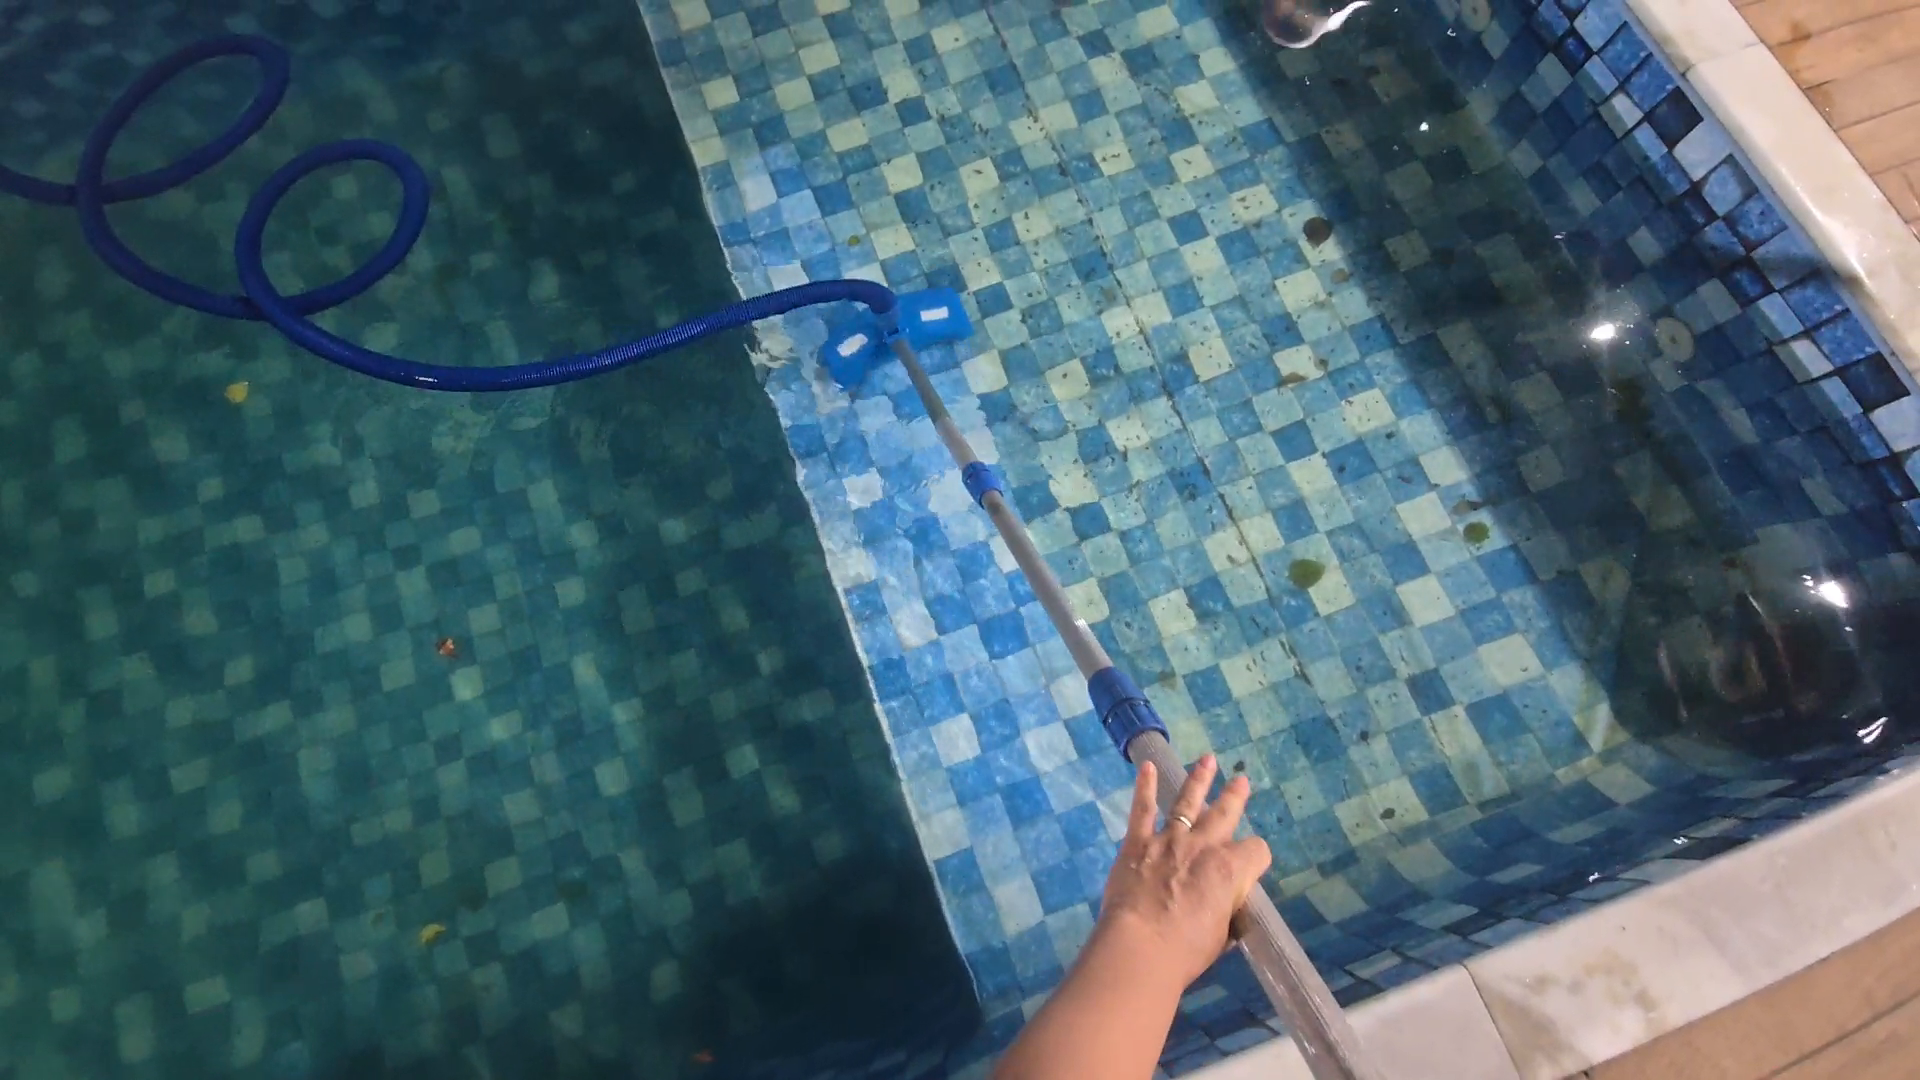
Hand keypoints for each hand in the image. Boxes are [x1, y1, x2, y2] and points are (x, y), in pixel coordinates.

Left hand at [1094, 755, 1272, 988]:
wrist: (1140, 945)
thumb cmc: (1186, 950)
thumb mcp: (1222, 934)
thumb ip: (1226, 910)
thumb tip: (1226, 904)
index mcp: (1229, 870)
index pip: (1256, 852)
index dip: (1257, 858)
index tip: (1253, 864)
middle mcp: (1202, 846)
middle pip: (1224, 815)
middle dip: (1234, 796)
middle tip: (1241, 779)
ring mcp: (1168, 839)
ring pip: (1187, 802)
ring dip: (1198, 780)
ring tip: (1207, 759)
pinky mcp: (1138, 841)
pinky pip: (1142, 808)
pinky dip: (1144, 786)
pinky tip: (1147, 767)